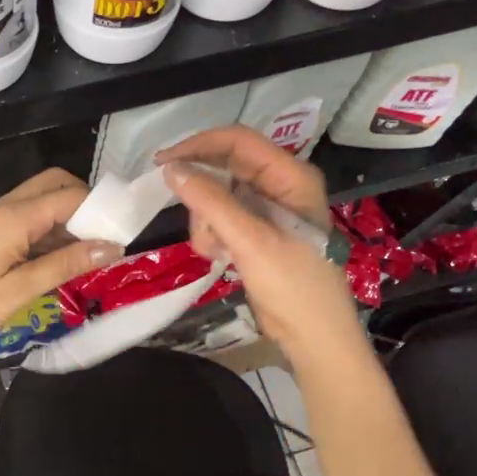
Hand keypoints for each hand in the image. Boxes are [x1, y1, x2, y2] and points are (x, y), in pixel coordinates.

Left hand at [0, 169, 122, 368]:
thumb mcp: (18, 292)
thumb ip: (64, 266)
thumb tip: (110, 247)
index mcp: (13, 217)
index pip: (70, 195)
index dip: (101, 210)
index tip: (125, 234)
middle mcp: (3, 208)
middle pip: (55, 185)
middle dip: (85, 204)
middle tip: (103, 240)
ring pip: (40, 201)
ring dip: (67, 220)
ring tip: (88, 256)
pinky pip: (25, 219)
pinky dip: (48, 231)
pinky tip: (58, 262)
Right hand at [155, 126, 361, 368]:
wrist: (313, 334)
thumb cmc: (292, 285)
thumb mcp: (250, 241)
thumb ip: (210, 202)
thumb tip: (171, 170)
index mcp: (291, 176)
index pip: (238, 141)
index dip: (199, 145)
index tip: (163, 163)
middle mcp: (280, 185)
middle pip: (224, 167)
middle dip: (201, 193)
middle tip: (186, 215)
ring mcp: (267, 208)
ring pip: (216, 195)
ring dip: (205, 220)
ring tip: (213, 250)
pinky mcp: (256, 231)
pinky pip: (221, 218)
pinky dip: (212, 234)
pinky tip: (219, 257)